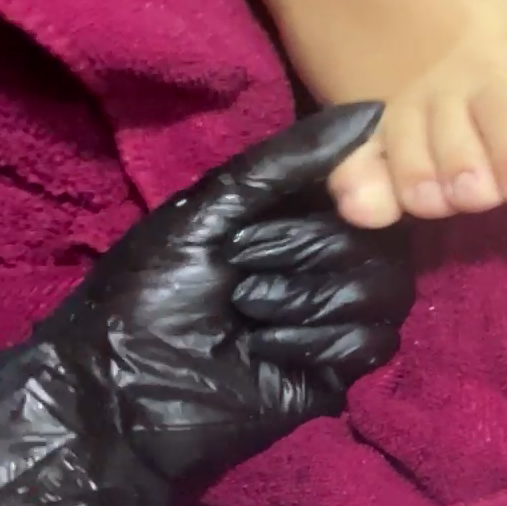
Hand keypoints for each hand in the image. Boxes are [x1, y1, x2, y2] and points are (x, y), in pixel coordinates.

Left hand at [0, 104, 414, 505]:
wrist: (120, 394)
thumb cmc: (148, 294)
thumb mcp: (207, 212)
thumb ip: (286, 163)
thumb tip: (372, 110)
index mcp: (310, 219)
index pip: (374, 192)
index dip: (343, 201)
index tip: (279, 223)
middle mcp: (342, 261)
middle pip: (381, 245)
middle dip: (300, 258)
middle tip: (238, 278)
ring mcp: (351, 312)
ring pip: (386, 292)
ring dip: (304, 305)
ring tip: (248, 319)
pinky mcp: (353, 362)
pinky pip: (375, 340)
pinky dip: (315, 346)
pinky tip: (269, 353)